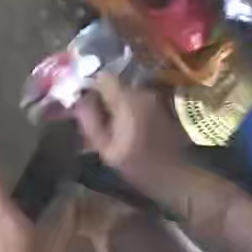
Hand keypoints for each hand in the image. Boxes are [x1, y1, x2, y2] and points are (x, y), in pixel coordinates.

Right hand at [71, 74, 189, 183]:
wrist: (173, 174)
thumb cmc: (136, 164)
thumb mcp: (104, 147)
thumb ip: (89, 119)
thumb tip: (78, 100)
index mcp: (127, 99)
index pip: (103, 77)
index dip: (90, 86)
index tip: (83, 101)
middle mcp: (142, 91)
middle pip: (115, 84)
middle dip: (103, 97)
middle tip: (96, 117)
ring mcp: (154, 97)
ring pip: (127, 92)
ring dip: (117, 103)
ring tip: (111, 124)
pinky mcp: (162, 105)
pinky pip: (138, 100)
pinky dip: (130, 108)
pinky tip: (127, 126)